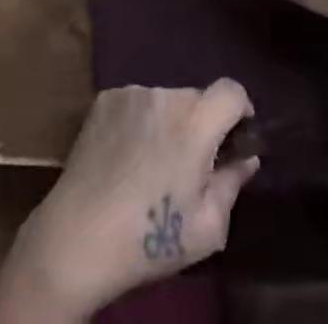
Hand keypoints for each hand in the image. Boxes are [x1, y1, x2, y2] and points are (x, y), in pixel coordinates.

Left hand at [0, 82, 259, 320]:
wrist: (80, 234)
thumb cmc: (151, 237)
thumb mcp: (208, 225)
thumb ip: (232, 182)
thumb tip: (247, 158)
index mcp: (194, 122)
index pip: (231, 90)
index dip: (240, 110)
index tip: (237, 137)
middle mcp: (162, 95)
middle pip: (196, 97)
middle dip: (203, 123)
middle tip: (192, 162)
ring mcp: (128, 94)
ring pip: (164, 99)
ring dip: (170, 121)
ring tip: (154, 162)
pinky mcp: (102, 101)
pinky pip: (136, 102)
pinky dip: (141, 120)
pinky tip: (128, 155)